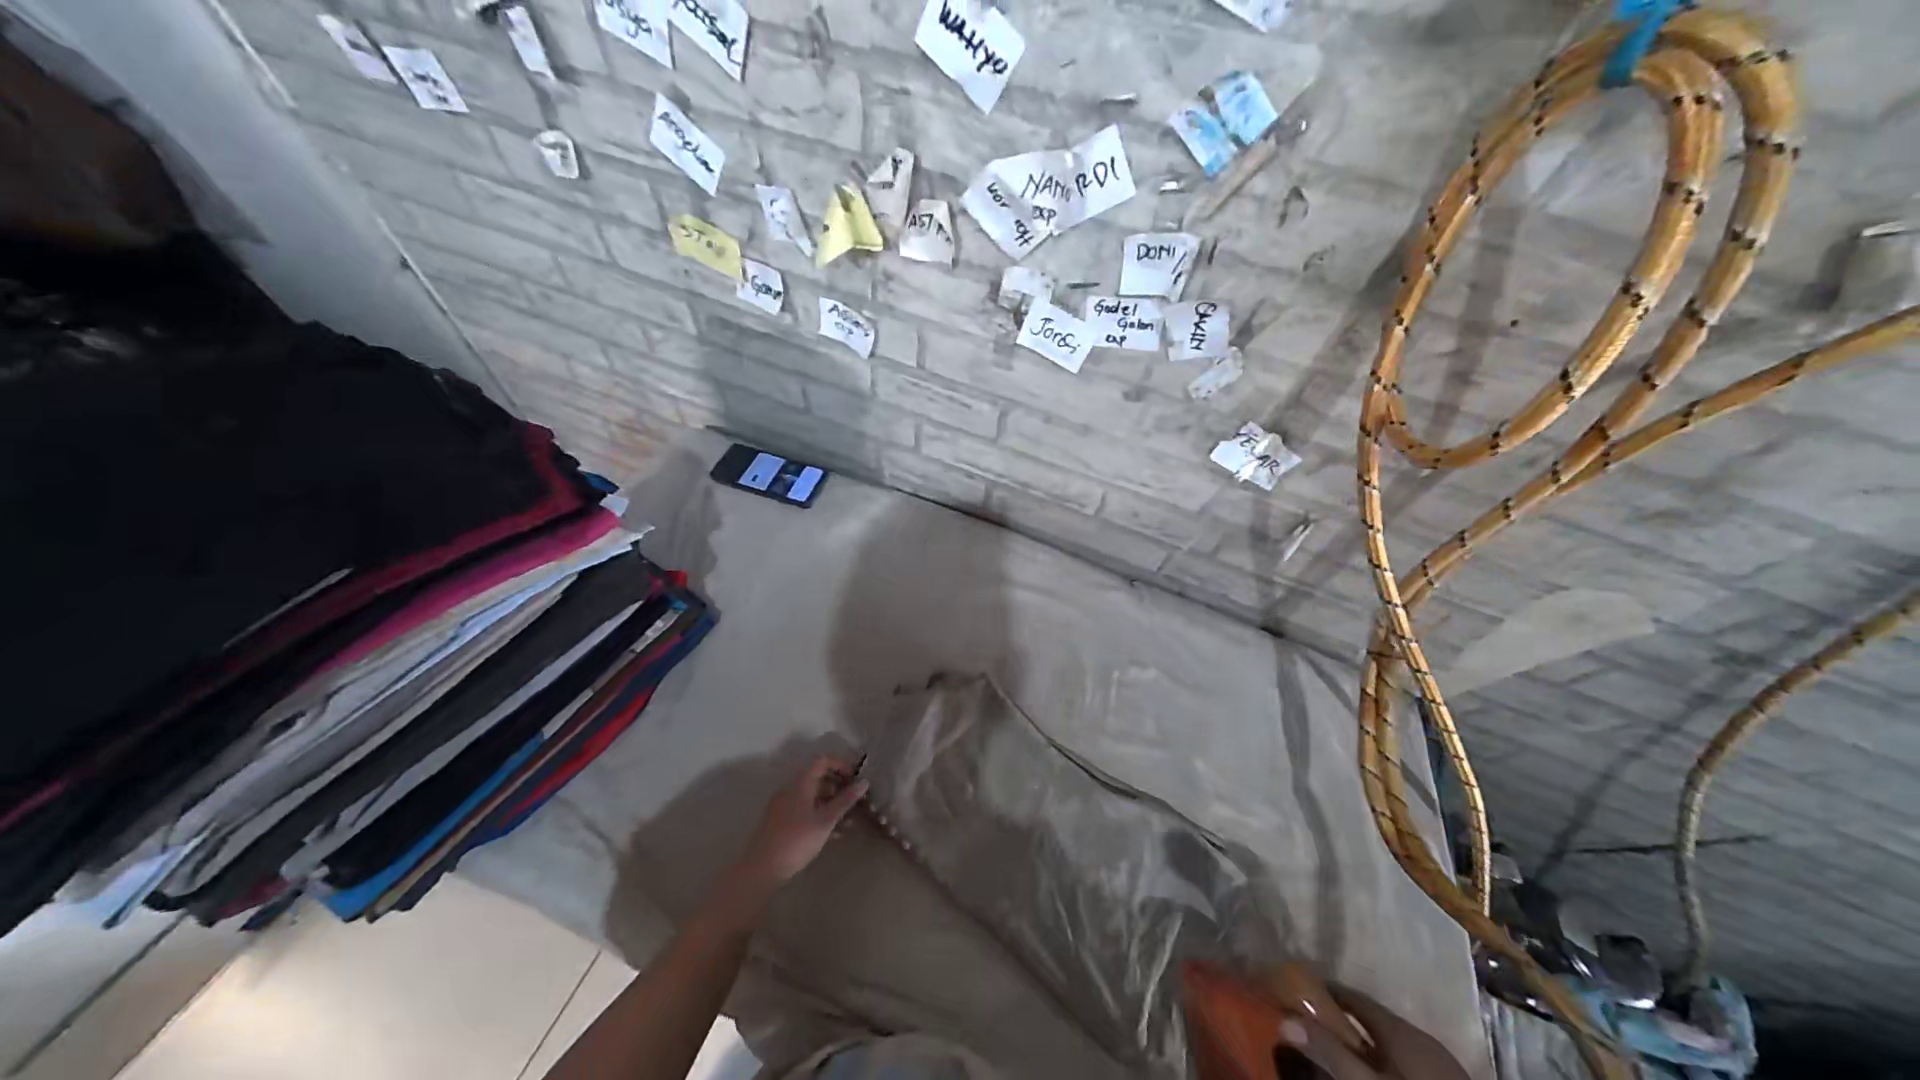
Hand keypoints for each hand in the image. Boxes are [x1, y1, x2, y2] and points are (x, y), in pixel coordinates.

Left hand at [725, 755, 867, 899]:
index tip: (856, 778)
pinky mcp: (782, 821)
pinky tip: (834, 833)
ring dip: (832, 804)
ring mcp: (785, 805)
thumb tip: (864, 782)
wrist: (763, 869)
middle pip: (818, 778)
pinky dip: (820, 815)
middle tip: (856, 800)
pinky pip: (805, 810)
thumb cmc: (797, 840)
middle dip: (839, 787)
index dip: (841, 764)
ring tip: (849, 821)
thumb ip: (845, 801)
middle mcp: (791, 789)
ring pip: (813, 796)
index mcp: (800, 783)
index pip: (823, 761)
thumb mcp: (825, 820)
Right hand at [1278, 985, 1469, 1079]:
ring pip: (1387, 1041)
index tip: (1294, 991)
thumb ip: (1330, 1052)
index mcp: (1398, 1029)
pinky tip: (1368, 1073)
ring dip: (1360, 1043)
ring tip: (1332, 1051)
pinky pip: (1403, 1060)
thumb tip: (1285, 1018)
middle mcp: (1418, 1036)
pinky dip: (1380, 1061)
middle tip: (1307, 1023)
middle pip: (1369, 1018)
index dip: (1322, 991)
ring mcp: (1437, 1062)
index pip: (1352, 995)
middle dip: (1338, 1019)